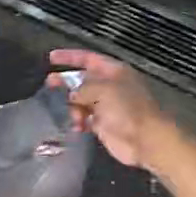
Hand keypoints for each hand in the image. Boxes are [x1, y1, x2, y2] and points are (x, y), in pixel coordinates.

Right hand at [47, 49, 176, 170]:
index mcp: (114, 71)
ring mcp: (106, 106)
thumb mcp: (103, 90)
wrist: (146, 140)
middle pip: (82, 80)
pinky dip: (77, 121)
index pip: (88, 58)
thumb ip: (82, 88)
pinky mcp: (103, 124)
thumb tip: (70, 94)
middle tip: (49, 85)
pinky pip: (84, 118)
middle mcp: (109, 86)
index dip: (70, 56)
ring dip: (72, 107)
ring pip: (80, 101)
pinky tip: (76, 126)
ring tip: (72, 116)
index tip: (51, 57)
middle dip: (66, 82)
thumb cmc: (128, 109)